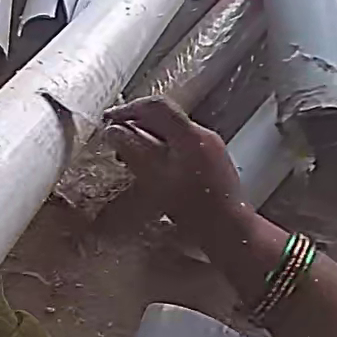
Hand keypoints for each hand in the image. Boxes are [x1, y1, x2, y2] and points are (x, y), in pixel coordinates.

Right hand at [104, 96, 244, 238]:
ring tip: (128, 154)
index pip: (156, 106)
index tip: (109, 119)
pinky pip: (182, 144)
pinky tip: (151, 166)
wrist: (228, 230)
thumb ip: (131, 149)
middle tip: (115, 137)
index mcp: (189, 134)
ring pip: (173, 131)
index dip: (129, 108)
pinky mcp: (213, 160)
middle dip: (136, 123)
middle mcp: (202, 134)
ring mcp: (211, 147)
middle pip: (165, 117)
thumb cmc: (189, 204)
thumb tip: (112, 131)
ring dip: (148, 136)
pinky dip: (162, 148)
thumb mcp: (152, 176)